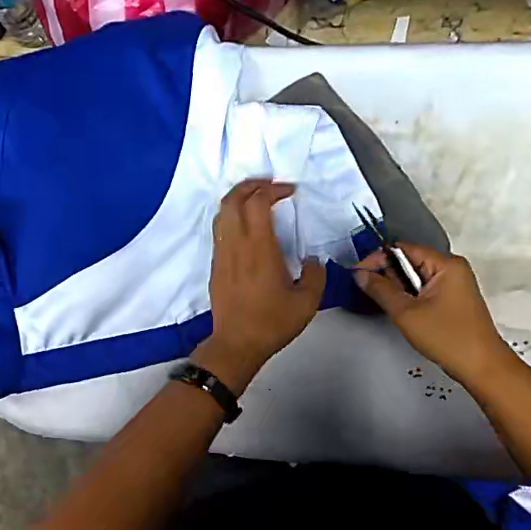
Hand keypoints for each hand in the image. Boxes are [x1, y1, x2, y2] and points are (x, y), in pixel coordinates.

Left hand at [193, 180, 327, 393]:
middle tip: (269, 186)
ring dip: (238, 199)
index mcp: (259, 248)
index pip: (258, 203)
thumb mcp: (307, 301)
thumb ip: (315, 274)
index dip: (273, 190)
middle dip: (250, 185)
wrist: (236, 343)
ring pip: (221, 213)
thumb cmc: (272, 322)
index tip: (289, 192)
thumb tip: (311, 261)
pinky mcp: (215, 264)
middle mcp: (236, 245)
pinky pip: (219, 230)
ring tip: (256, 200)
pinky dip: (231, 216)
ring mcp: (222, 254)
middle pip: (232, 199)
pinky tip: (246, 226)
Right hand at [352, 243, 518, 381]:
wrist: (482, 367)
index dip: (377, 259)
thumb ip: (380, 289)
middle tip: (367, 291)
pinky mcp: (452, 298)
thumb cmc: (446, 337)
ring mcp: (454, 283)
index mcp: (445, 264)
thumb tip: (358, 273)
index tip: (357, 275)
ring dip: (397, 287)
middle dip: (386, 274)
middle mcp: (452, 268)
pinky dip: (409, 295)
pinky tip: (400, 309)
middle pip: (409, 260)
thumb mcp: (406, 313)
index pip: (403, 249)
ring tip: (382, 302)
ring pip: (415, 276)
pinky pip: (424, 287)